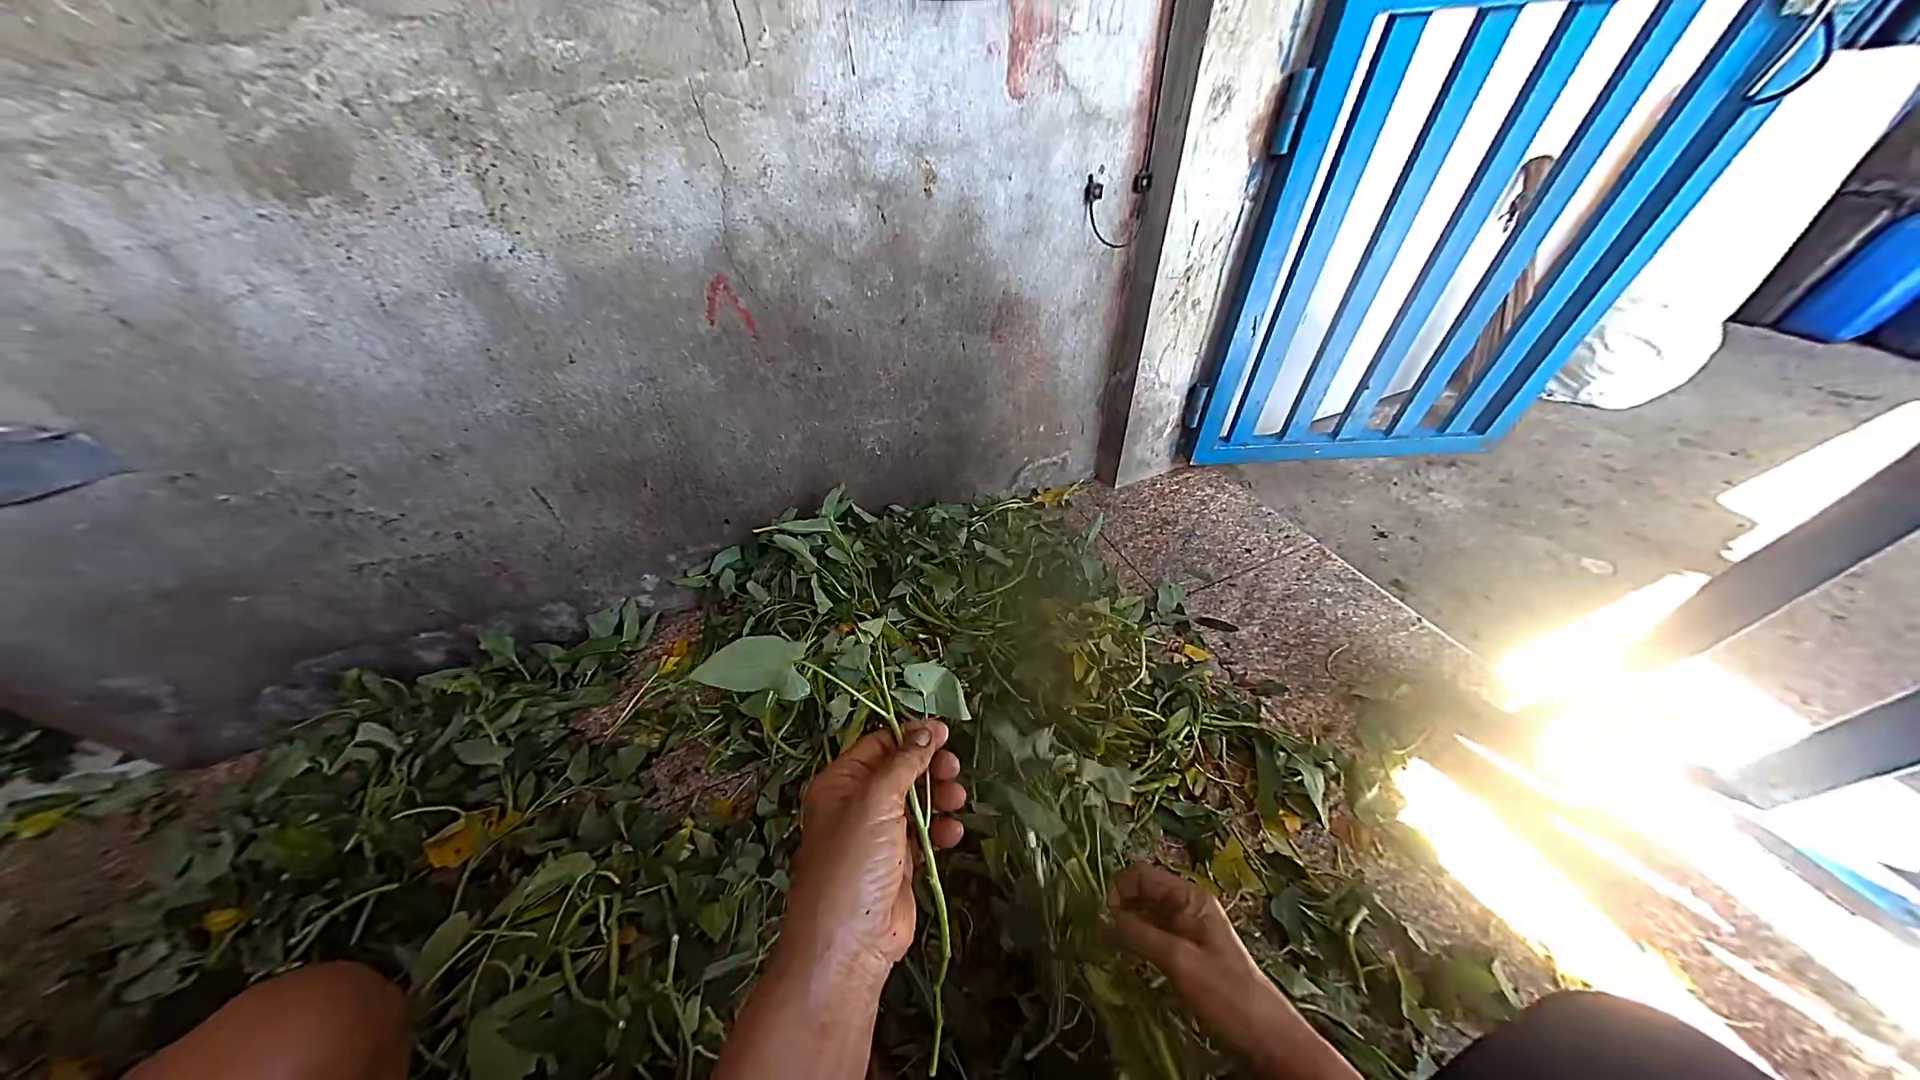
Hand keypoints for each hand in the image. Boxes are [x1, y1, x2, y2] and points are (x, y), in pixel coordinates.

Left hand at [783, 719, 967, 987]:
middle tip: (953, 766)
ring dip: (939, 796)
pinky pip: (925, 834)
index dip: (911, 736)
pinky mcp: (899, 862)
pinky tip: (953, 832)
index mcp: (840, 783)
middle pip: (901, 771)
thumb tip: (926, 730)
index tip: (943, 731)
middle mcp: (858, 804)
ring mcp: (879, 835)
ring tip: (957, 798)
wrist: (850, 943)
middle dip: (929, 767)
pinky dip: (941, 829)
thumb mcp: (875, 801)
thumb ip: (904, 762)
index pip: (879, 745)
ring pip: (916, 802)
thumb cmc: (853, 861)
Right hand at [1110, 864, 1359, 1079]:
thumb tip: (1102, 916)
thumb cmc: (1225, 993)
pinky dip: (1138, 940)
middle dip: (1121, 906)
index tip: (1106, 917)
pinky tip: (1129, 957)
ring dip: (1127, 924)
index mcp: (1189, 897)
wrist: (1266, 1036)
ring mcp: (1187, 927)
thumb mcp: (1178, 960)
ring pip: (1146, 913)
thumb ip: (1138, 934)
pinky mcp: (1187, 949)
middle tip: (1105, 934)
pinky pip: (1154, 933)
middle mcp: (1187, 905)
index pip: (1142, 874)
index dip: (1120, 889)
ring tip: (1112, 946)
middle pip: (1143, 891)